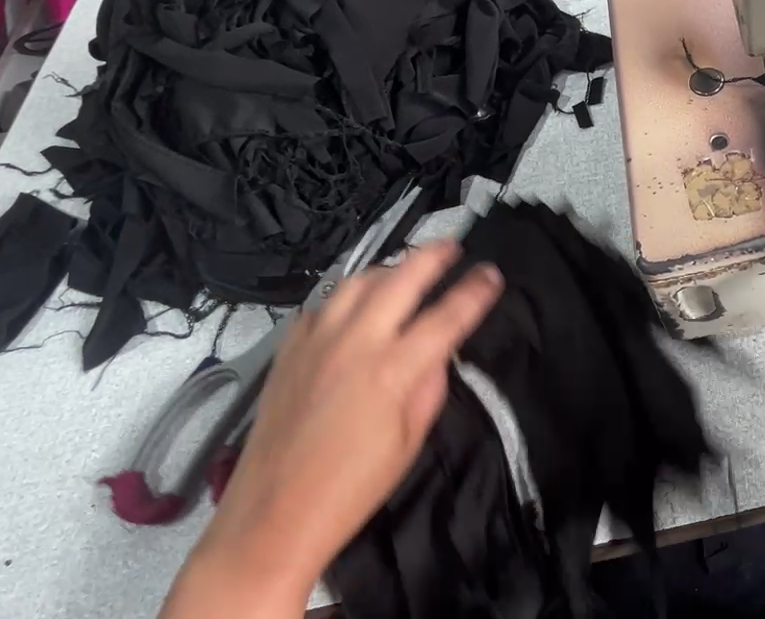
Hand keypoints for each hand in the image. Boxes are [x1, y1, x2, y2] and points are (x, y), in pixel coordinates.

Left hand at [161, 243, 501, 618]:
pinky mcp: (288, 350)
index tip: (492, 273)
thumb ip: (431, 383)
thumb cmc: (355, 486)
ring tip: (406, 271)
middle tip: (453, 247)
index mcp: (393, 370)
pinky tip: (357, 307)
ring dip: (390, 269)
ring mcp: (317, 341)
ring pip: (358, 281)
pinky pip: (324, 305)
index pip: (447, 314)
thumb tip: (439, 348)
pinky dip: (348, 297)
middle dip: (434, 256)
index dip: (476, 289)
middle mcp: (356, 343)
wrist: (272, 517)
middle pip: (402, 278)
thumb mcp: (412, 438)